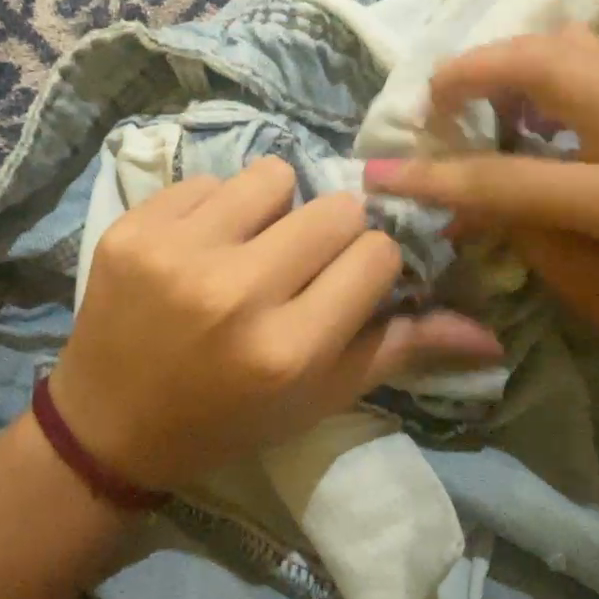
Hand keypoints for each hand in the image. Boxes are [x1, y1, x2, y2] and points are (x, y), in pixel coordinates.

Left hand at [49, 157, 502, 492]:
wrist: (109, 423)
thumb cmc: (226, 419)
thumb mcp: (316, 401)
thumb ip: (398, 354)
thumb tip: (489, 334)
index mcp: (289, 349)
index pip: (375, 255)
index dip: (369, 263)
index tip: (346, 279)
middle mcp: (235, 293)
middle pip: (332, 208)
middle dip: (329, 230)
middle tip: (298, 260)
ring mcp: (175, 252)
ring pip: (271, 175)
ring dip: (272, 206)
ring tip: (248, 244)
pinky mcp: (132, 227)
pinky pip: (207, 180)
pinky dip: (214, 208)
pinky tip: (198, 246)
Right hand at [365, 25, 598, 422]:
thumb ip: (527, 239)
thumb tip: (460, 202)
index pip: (511, 177)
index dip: (435, 177)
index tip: (378, 171)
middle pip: (545, 62)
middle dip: (473, 71)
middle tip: (435, 105)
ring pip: (576, 42)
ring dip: (514, 59)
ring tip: (481, 100)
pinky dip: (554, 65)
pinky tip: (538, 106)